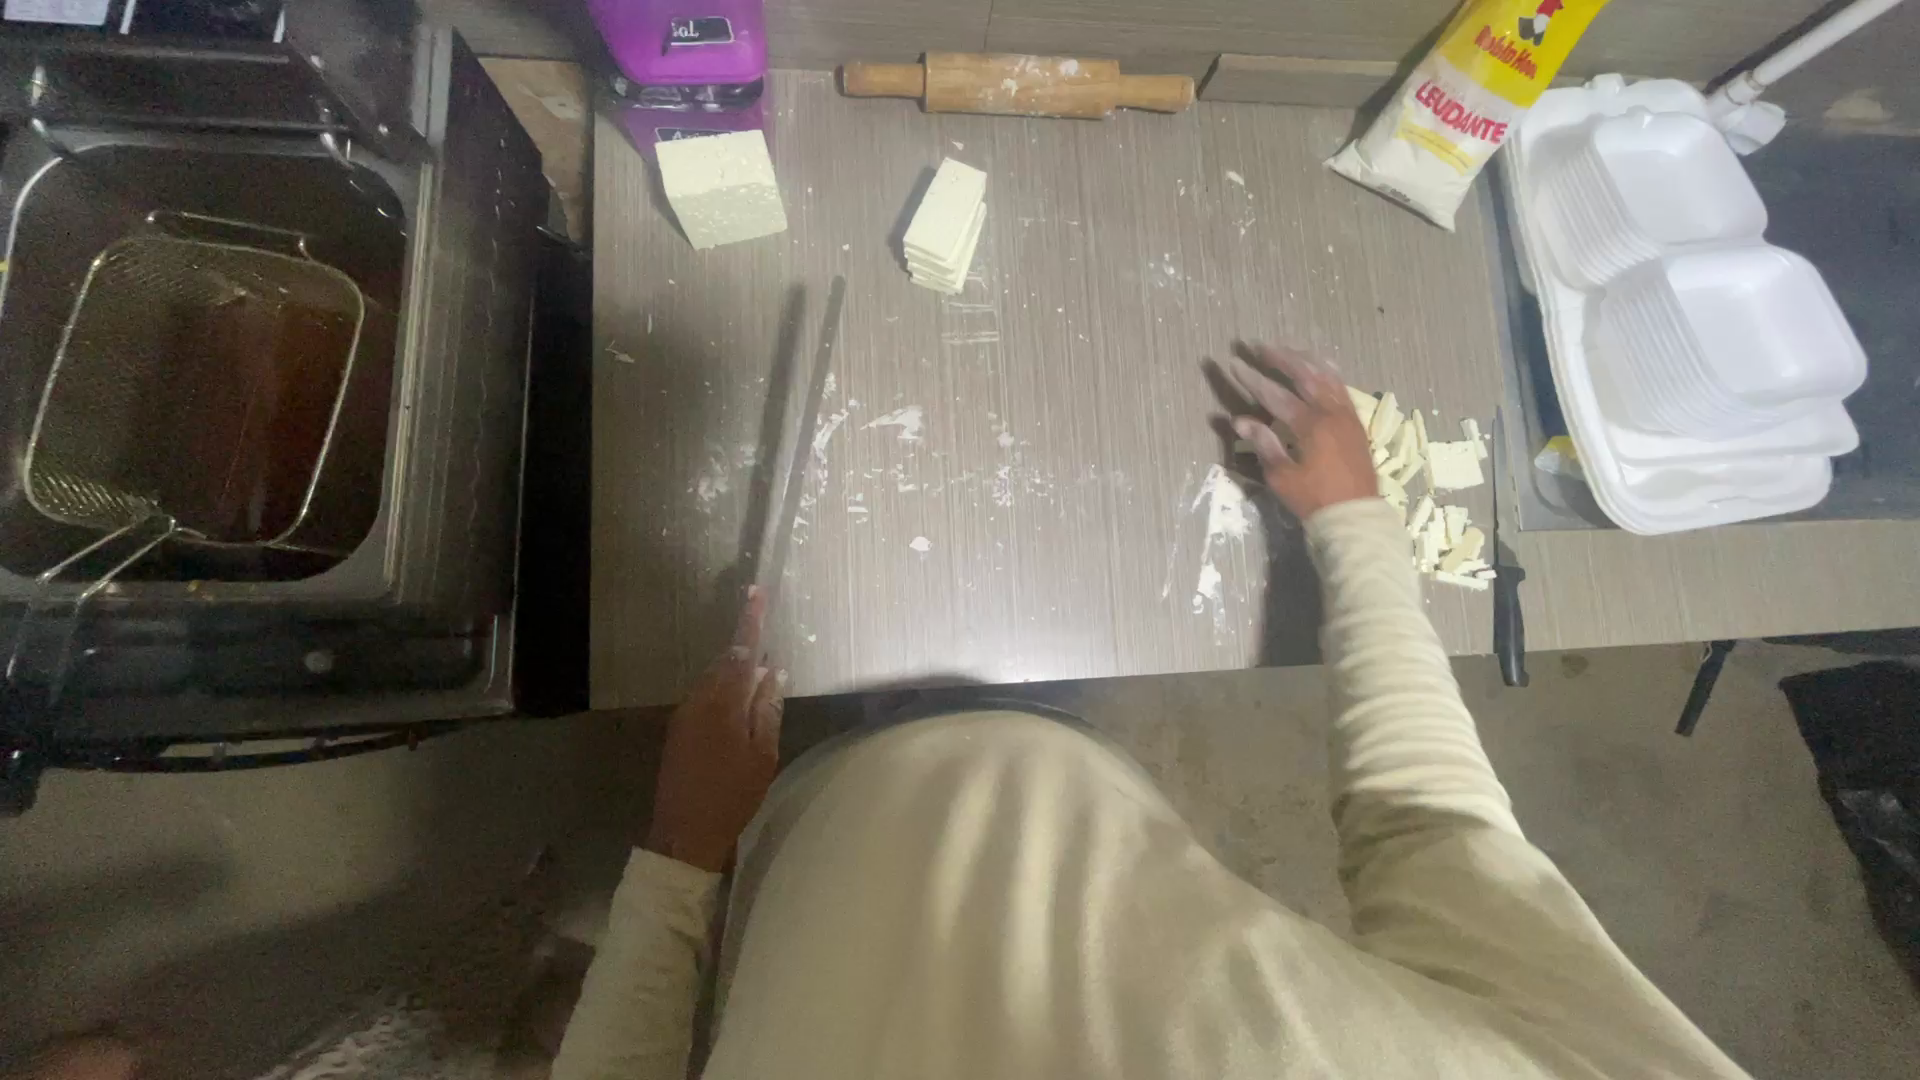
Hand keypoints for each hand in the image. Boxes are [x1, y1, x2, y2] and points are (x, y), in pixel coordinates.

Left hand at [644, 587, 785, 872]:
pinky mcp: (678, 729)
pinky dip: (724, 692)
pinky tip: (739, 707)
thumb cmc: (732, 794)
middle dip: (747, 650)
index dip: (751, 621)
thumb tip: (772, 672)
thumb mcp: (763, 754)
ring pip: (715, 680)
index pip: (741, 652)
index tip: (756, 592)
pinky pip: (705, 696)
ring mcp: (684, 714)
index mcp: (723, 704)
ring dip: (736, 674)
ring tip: (760, 680)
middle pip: (726, 662)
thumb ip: (768, 708)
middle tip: (769, 644)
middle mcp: (699, 700)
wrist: (684, 834)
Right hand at [1225, 343, 1377, 520]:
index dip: (1253, 379)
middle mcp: (1331, 413)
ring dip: (1305, 360)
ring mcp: (1347, 415)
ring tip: (1288, 350)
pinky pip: (1341, 386)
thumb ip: (1263, 444)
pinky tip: (1320, 366)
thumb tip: (1240, 420)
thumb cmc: (1313, 499)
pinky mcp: (1355, 422)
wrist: (1354, 515)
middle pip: (1305, 375)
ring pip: (1327, 376)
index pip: (1276, 395)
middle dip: (1281, 359)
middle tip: (1260, 347)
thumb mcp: (1281, 477)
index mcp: (1310, 426)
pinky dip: (1327, 371)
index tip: (1235, 364)